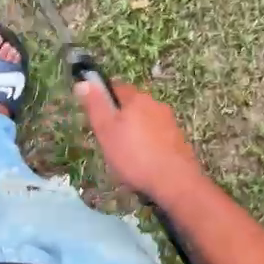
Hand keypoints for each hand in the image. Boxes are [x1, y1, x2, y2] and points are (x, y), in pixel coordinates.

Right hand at [72, 79, 206, 199]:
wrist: (174, 181)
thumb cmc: (134, 155)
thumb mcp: (106, 130)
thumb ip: (95, 105)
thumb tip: (84, 82)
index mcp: (137, 98)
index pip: (116, 87)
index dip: (103, 99)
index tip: (96, 117)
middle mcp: (156, 104)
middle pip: (132, 105)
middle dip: (120, 118)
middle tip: (109, 140)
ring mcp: (170, 122)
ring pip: (146, 121)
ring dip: (135, 132)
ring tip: (126, 155)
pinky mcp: (179, 140)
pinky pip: (157, 136)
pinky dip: (149, 144)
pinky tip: (144, 163)